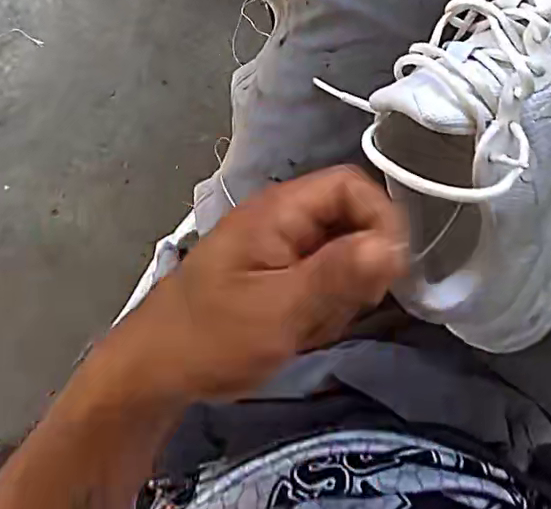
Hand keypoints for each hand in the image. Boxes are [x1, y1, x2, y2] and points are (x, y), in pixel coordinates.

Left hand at [103, 167, 405, 403]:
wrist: (156, 366)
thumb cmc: (212, 335)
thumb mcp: (280, 310)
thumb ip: (338, 275)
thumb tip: (394, 244)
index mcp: (280, 209)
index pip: (351, 185)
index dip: (380, 218)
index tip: (390, 269)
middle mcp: (282, 217)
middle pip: (350, 218)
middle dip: (360, 265)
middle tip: (347, 306)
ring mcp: (279, 244)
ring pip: (341, 252)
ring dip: (341, 292)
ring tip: (313, 323)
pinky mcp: (277, 271)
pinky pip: (321, 277)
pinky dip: (324, 305)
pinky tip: (301, 330)